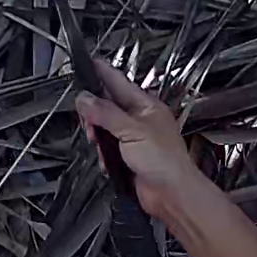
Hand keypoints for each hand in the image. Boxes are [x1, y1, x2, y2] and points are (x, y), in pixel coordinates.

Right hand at [73, 60, 215, 220]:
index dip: (102, 73)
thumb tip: (86, 99)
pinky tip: (107, 159)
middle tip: (87, 118)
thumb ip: (105, 113)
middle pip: (107, 107)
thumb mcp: (131, 130)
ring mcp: (134, 139)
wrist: (171, 193)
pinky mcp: (129, 157)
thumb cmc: (165, 161)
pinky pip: (108, 149)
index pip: (118, 82)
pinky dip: (104, 154)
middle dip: (94, 113)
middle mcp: (140, 120)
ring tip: (98, 141)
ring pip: (105, 129)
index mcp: (146, 106)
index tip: (88, 63)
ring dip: (99, 136)